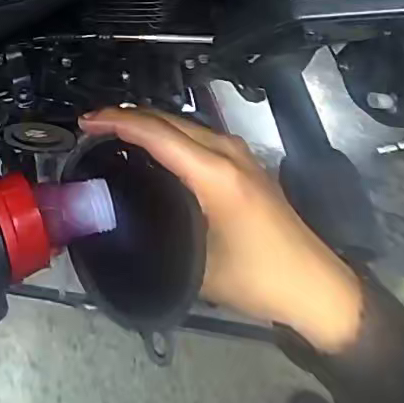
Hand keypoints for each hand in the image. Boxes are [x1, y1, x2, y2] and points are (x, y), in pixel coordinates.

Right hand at [79, 107, 363, 352]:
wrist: (317, 285)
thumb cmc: (259, 278)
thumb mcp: (200, 268)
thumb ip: (158, 239)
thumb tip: (119, 224)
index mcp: (215, 172)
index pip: (157, 133)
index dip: (118, 122)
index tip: (86, 123)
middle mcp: (227, 151)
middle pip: (168, 119)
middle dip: (126, 116)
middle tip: (91, 127)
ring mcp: (238, 152)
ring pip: (182, 122)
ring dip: (147, 122)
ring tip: (113, 132)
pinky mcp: (243, 160)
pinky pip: (196, 133)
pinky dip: (166, 133)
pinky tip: (151, 145)